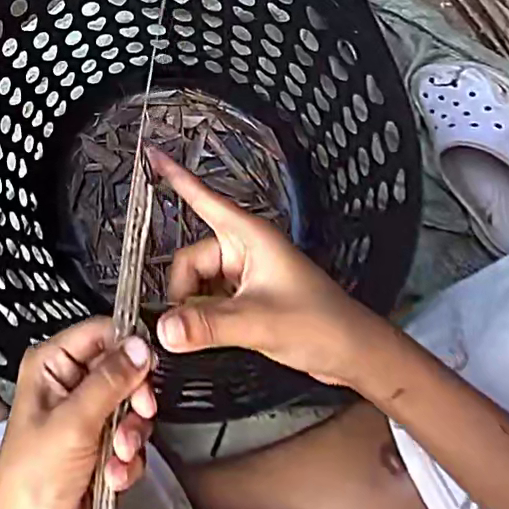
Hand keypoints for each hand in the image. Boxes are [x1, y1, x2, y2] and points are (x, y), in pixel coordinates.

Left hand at [0, 317, 157, 508]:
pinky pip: (131, 438)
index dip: (126, 345)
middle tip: (139, 410)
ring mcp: (85, 416)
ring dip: (131, 434)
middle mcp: (67, 385)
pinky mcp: (101, 446)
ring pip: (130, 405)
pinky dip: (128, 459)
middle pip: (120, 369)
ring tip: (118, 453)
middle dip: (133, 397)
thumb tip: (138, 347)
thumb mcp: (73, 422)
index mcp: (49, 364)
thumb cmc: (31, 481)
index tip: (148, 363)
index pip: (97, 333)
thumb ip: (109, 381)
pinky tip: (113, 474)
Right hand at [148, 148, 395, 388]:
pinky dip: (204, 318)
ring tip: (216, 332)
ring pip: (196, 285)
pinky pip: (207, 300)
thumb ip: (208, 325)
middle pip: (189, 261)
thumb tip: (164, 327)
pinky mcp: (244, 297)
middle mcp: (242, 250)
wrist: (358, 357)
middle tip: (187, 324)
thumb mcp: (261, 322)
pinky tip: (216, 335)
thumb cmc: (324, 325)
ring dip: (196, 310)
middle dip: (185, 293)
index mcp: (248, 236)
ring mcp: (243, 274)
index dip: (174, 175)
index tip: (150, 152)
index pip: (202, 198)